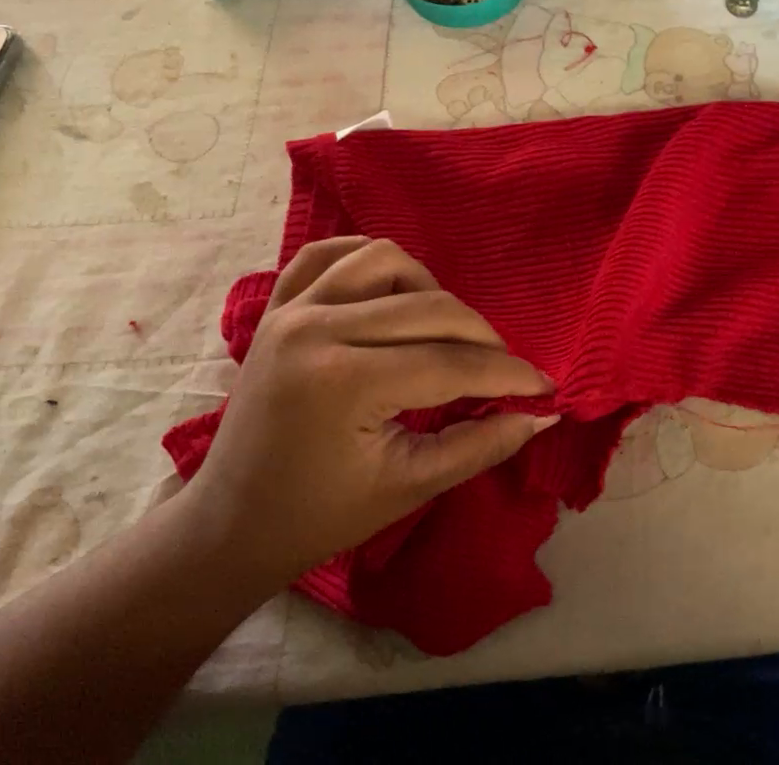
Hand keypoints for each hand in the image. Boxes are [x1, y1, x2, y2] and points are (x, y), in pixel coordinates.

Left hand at [180, 237, 555, 583]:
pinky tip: (392, 292)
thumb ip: (482, 444)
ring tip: (444, 334)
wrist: (232, 524)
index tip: (546, 388)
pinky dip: (368, 262)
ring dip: (429, 291)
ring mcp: (290, 310)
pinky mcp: (275, 308)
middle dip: (484, 339)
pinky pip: (327, 255)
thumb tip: (542, 414)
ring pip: (385, 260)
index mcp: (345, 381)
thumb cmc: (321, 515)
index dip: (510, 375)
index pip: (453, 363)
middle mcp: (316, 328)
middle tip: (504, 373)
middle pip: (431, 308)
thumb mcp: (411, 486)